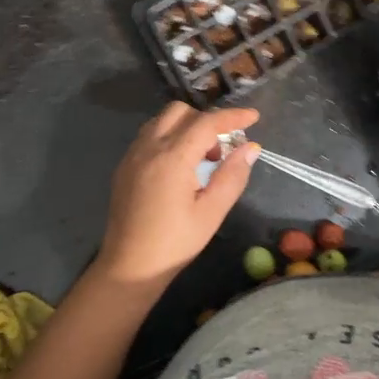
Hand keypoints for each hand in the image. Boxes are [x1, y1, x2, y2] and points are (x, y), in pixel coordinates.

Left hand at [95, 102, 261, 284]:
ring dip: (185, 128)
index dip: (232, 116)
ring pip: (161, 121)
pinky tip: (178, 168)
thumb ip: (232, 176)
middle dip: (205, 121)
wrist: (130, 266)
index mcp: (172, 158)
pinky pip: (148, 137)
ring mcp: (132, 156)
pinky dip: (168, 138)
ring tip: (200, 160)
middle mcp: (148, 148)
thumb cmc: (175, 243)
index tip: (254, 117)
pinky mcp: (123, 167)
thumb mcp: (211, 213)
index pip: (206, 123)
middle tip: (220, 151)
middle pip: (180, 112)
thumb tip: (250, 147)